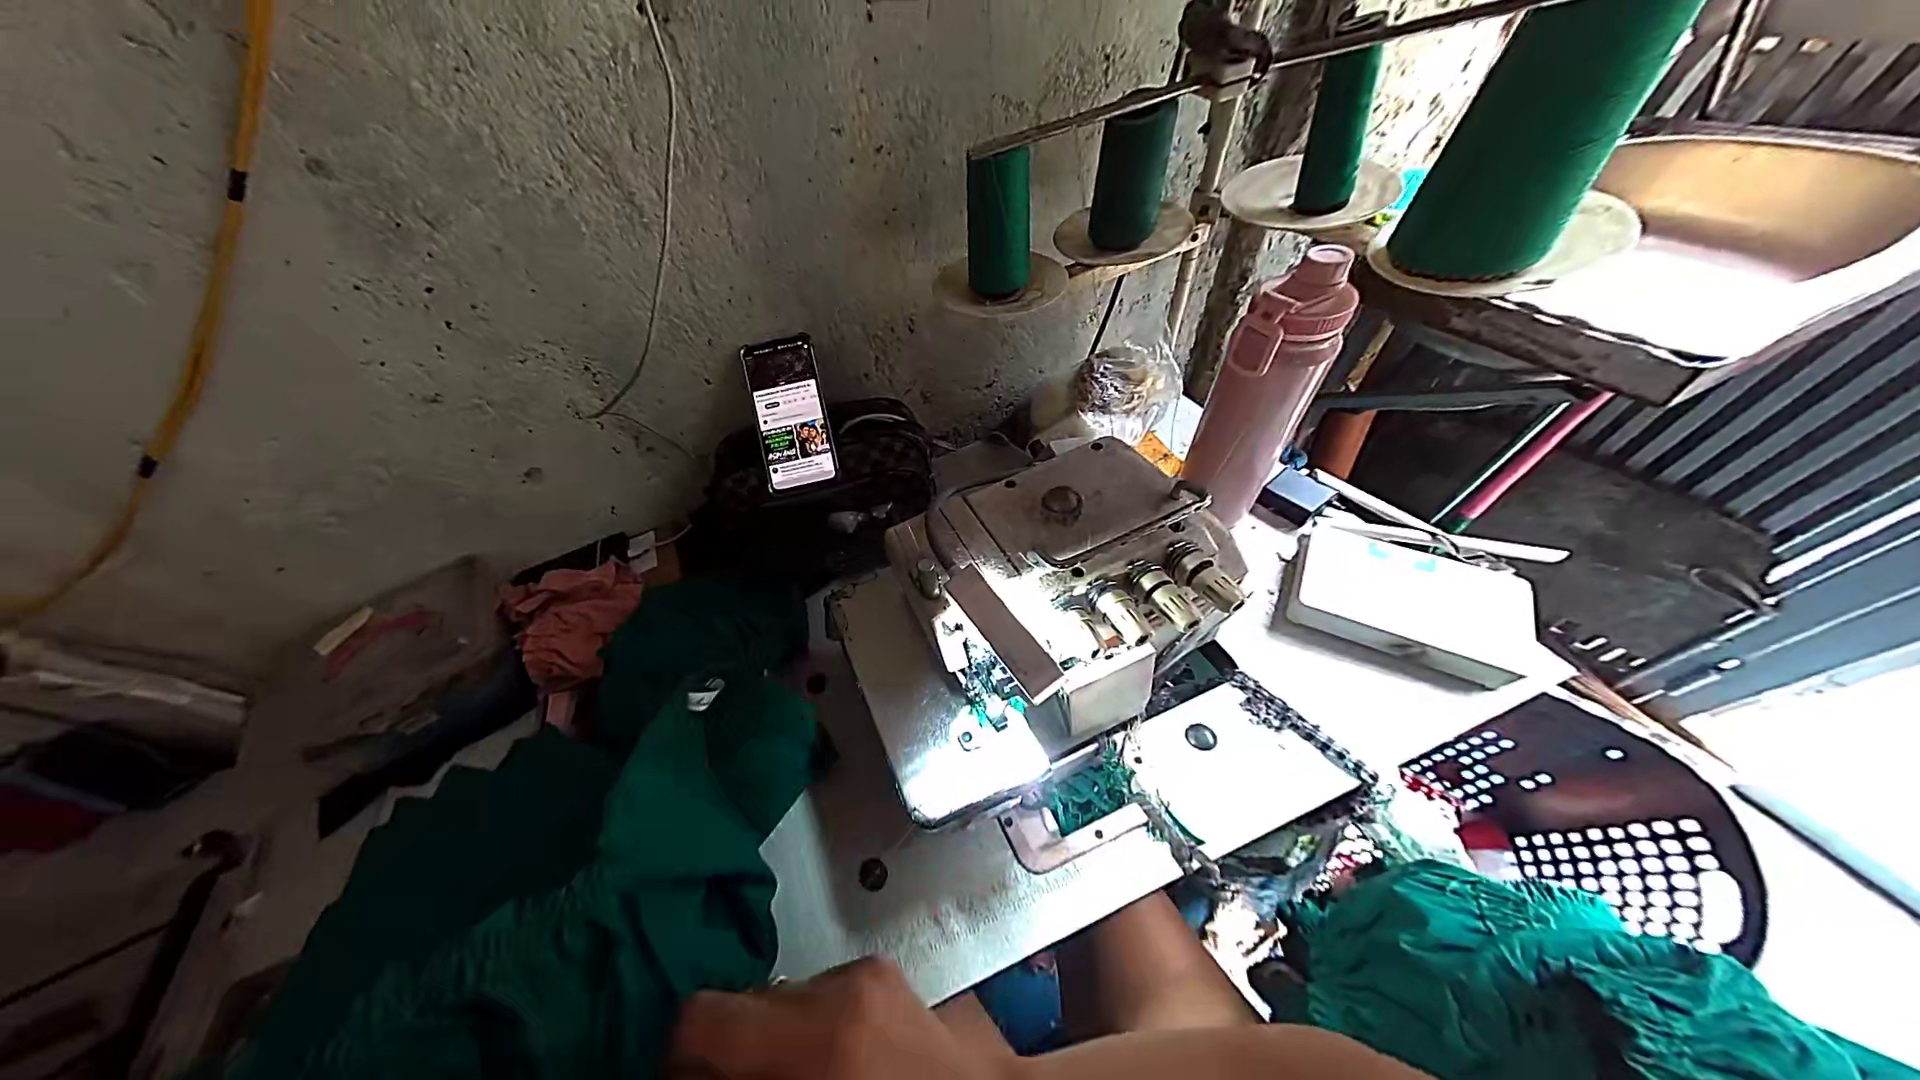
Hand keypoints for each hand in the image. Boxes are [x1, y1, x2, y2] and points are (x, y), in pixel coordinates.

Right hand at [670, 958, 1016, 1079]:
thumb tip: (696, 1075)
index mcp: (822, 1040)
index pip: (704, 1018)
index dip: (677, 1056)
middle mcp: (839, 988)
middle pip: (739, 1002)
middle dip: (727, 1050)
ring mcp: (863, 971)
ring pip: (777, 993)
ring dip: (769, 1035)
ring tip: (790, 1075)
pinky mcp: (880, 967)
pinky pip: (816, 987)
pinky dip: (806, 1021)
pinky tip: (828, 1057)